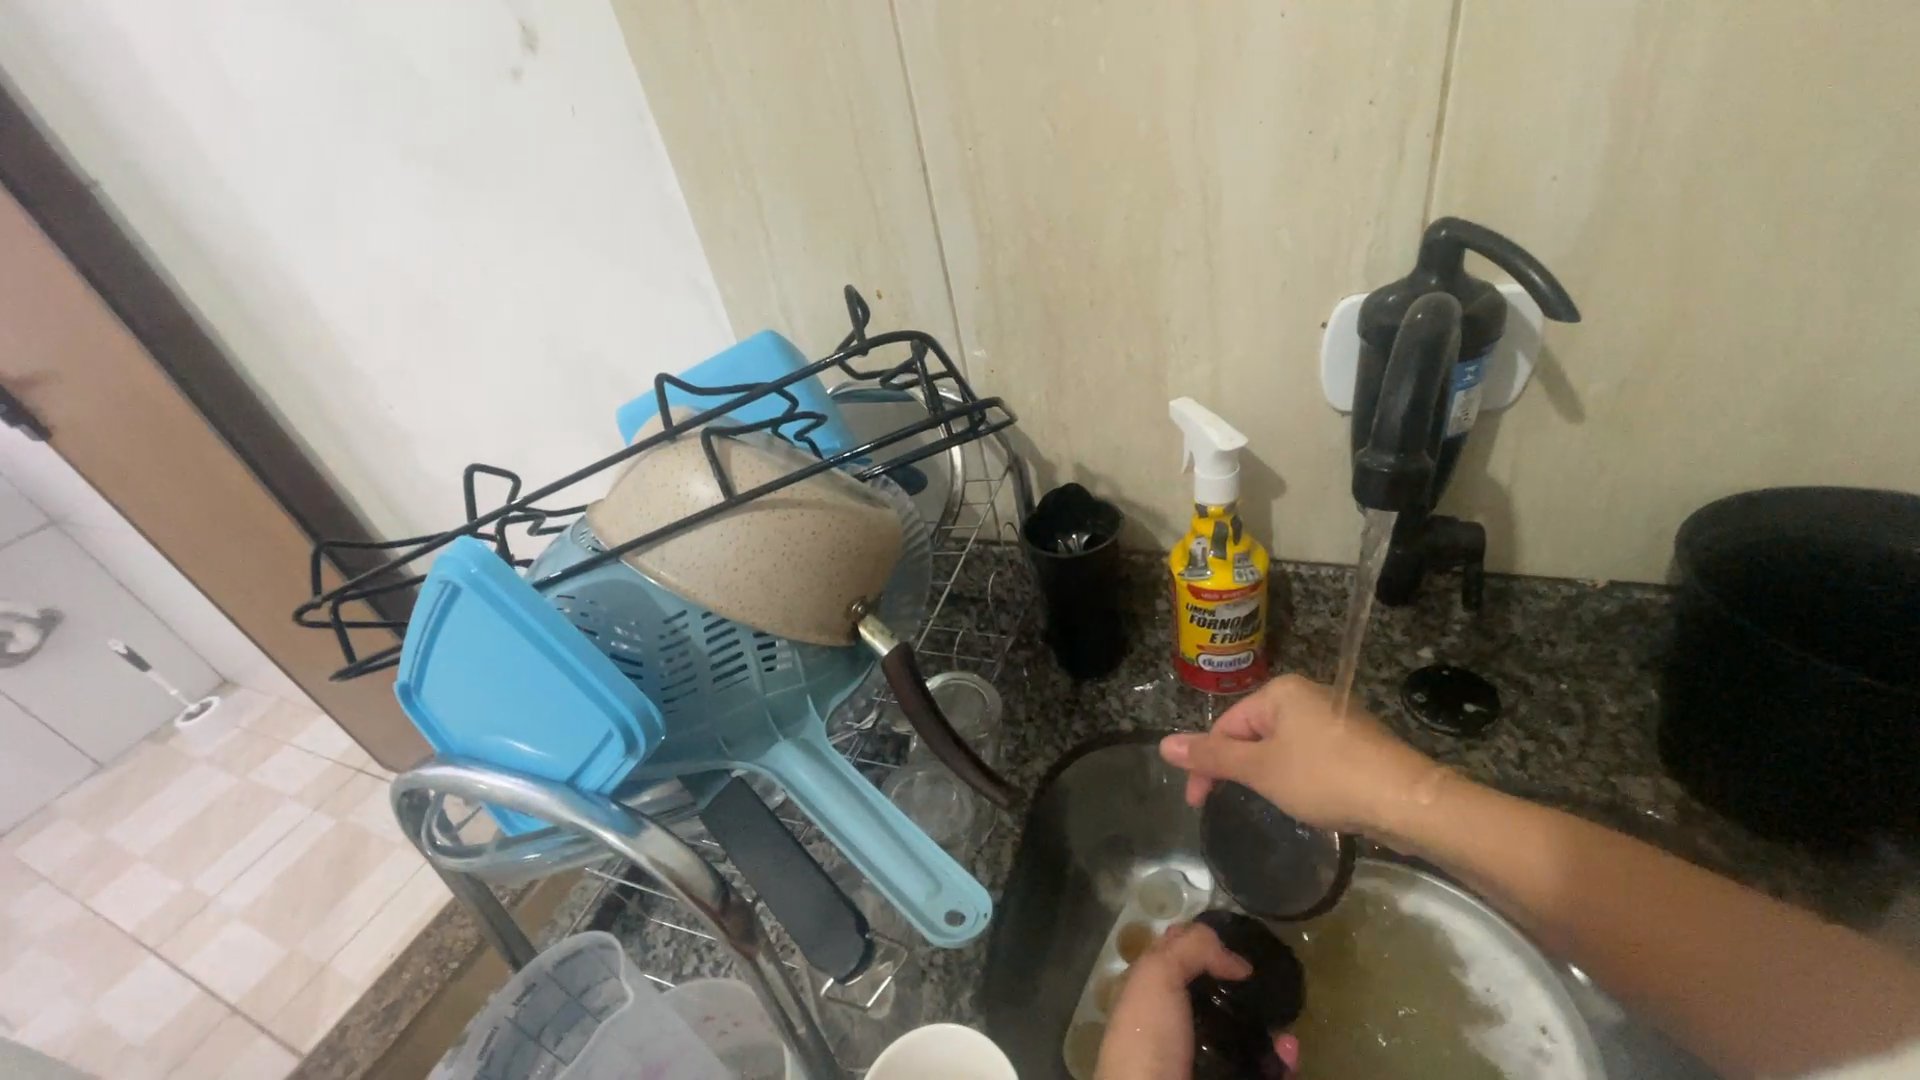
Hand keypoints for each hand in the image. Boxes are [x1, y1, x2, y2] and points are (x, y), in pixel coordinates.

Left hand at [1096, 922, 1299, 1079]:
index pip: (1181, 964)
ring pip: (1246, 1042)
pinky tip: (1290, 1049)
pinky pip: (1266, 1075)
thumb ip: (1192, 948)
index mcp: (1152, 1001)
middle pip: (1217, 1003)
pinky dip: (1282, 1065)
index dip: (1205, 949)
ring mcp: (1206, 1067)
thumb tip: (1238, 962)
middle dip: (1244, 993)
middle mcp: (1179, 1032)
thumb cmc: (1147, 1040)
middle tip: (1267, 983)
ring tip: (1285, 1021)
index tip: (1236, 942)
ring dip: (1270, 1030)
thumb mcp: (1155, 975)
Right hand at [1160, 674, 1441, 835]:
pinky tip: (1304, 800)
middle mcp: (1305, 695)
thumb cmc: (1326, 778)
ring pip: (1280, 746)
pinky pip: (1308, 755)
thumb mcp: (1260, 770)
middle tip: (1226, 805)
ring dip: (1266, 775)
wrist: (1409, 802)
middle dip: (1237, 769)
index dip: (1207, 765)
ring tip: (1268, 805)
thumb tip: (1163, 744)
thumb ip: (1211, 757)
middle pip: (1252, 733)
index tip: (1198, 803)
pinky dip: (1295, 777)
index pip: (1226, 726)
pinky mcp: (1355, 742)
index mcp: (1279, 692)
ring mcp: (1334, 717)